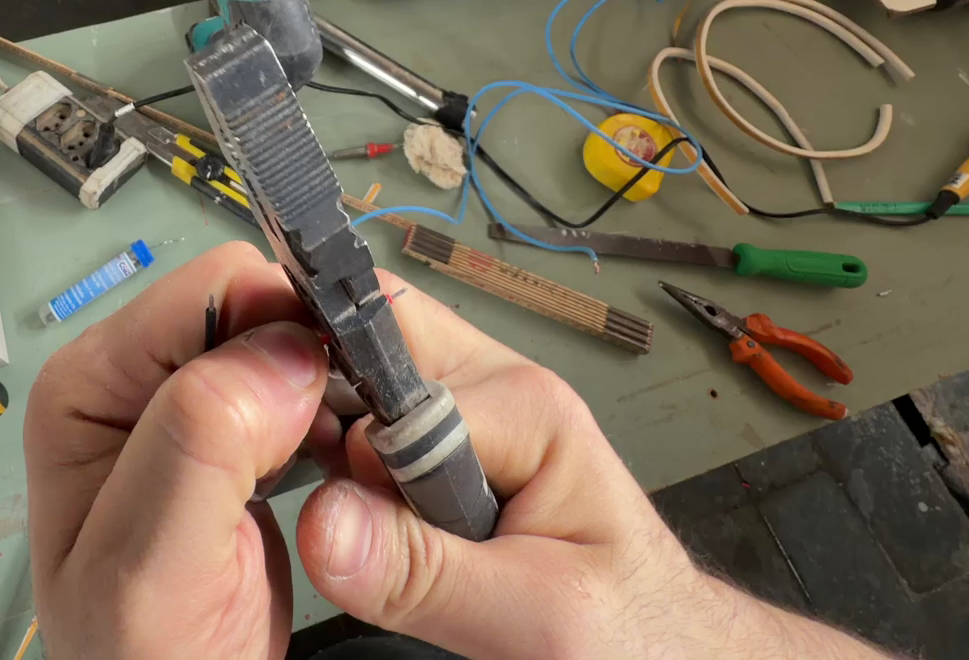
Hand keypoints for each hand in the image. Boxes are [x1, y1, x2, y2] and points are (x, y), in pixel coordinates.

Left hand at [25, 242, 326, 658]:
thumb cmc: (149, 654)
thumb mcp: (151, 565)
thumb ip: (202, 445)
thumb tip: (288, 347)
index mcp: (92, 376)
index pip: (208, 288)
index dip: (277, 323)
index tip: (324, 392)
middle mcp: (130, 368)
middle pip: (246, 301)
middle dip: (301, 351)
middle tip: (329, 434)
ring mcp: (177, 393)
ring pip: (277, 333)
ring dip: (320, 380)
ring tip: (330, 450)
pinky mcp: (223, 421)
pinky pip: (291, 374)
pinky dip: (324, 404)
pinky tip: (325, 454)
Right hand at [296, 273, 889, 659]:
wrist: (659, 643)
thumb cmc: (632, 628)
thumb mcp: (539, 615)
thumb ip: (429, 573)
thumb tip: (322, 523)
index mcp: (526, 404)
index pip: (408, 393)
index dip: (363, 447)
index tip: (336, 498)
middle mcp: (490, 383)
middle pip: (380, 339)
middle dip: (330, 390)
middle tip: (309, 466)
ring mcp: (464, 403)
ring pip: (364, 370)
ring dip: (331, 420)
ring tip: (327, 484)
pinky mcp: (442, 434)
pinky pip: (367, 411)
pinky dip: (338, 444)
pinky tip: (339, 487)